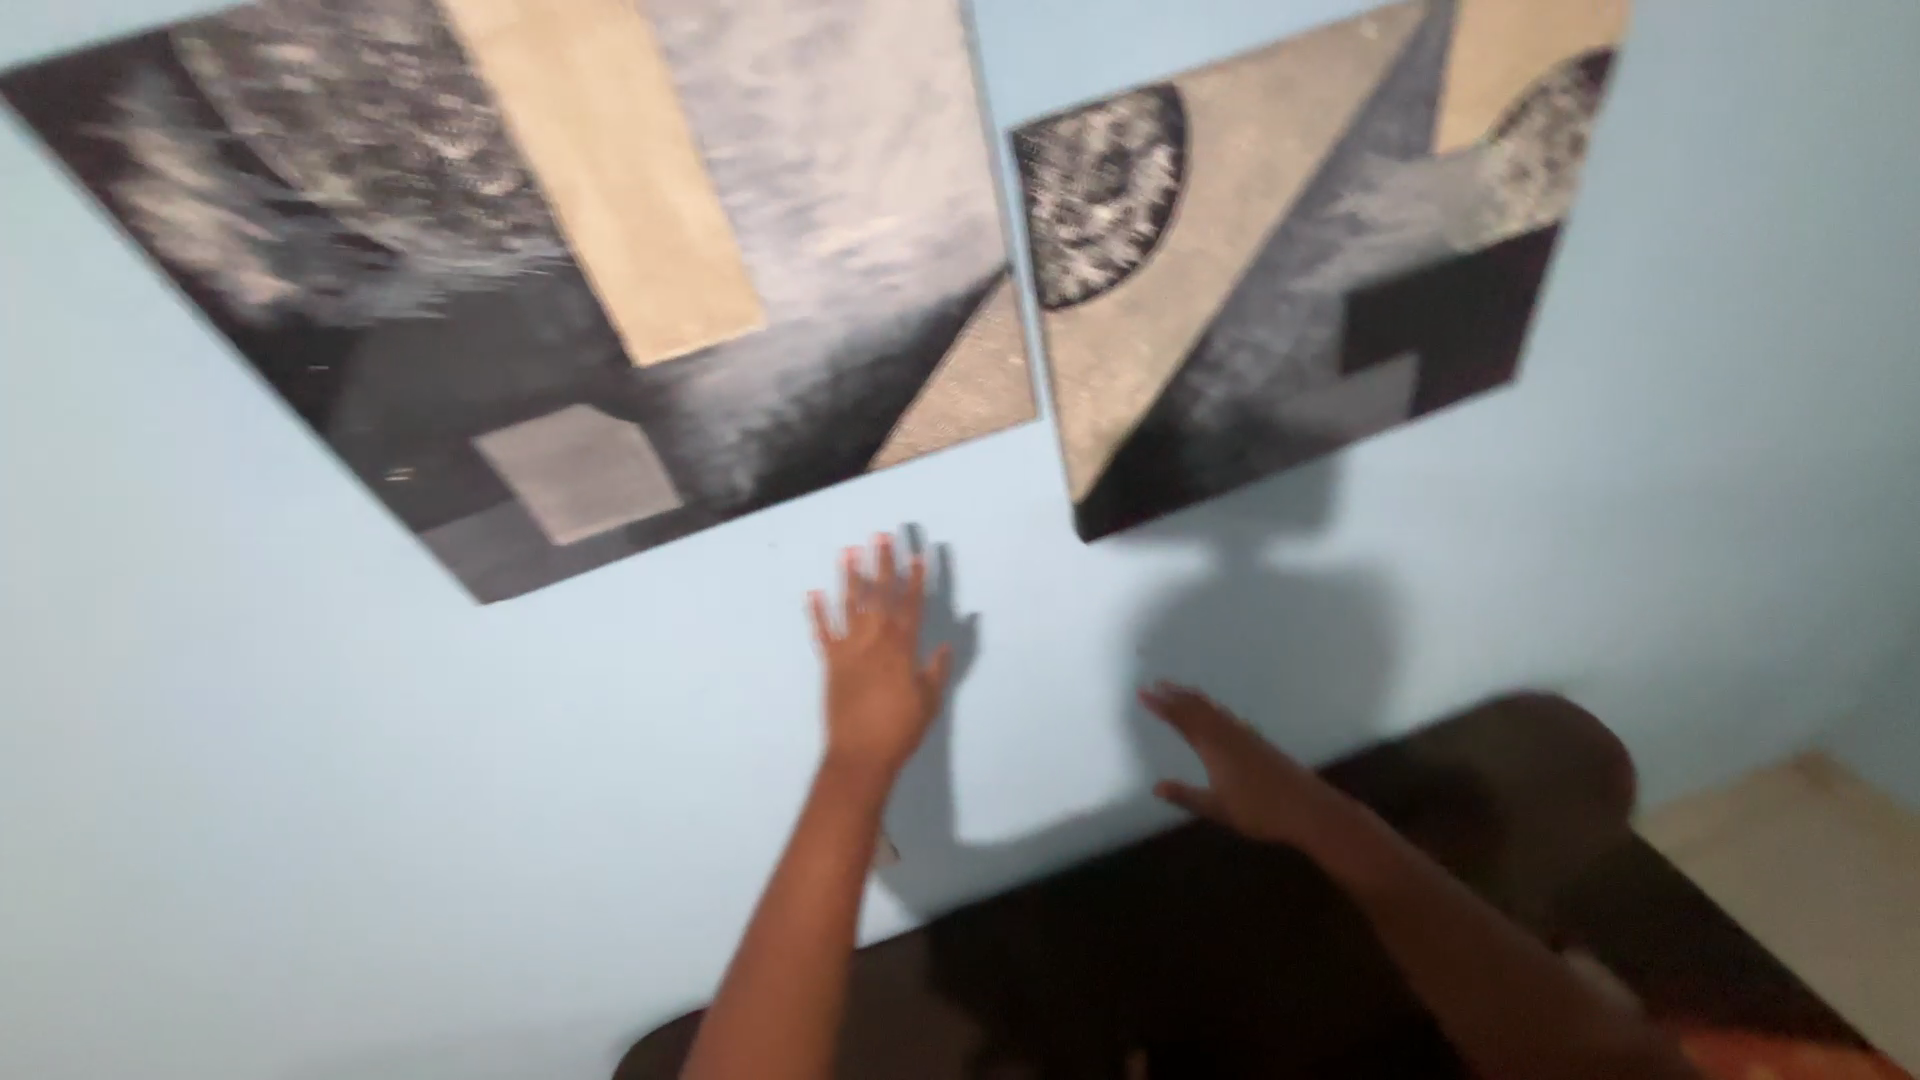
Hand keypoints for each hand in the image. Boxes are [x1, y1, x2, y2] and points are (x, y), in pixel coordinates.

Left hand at [809, 535, 953, 786]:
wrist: (860, 756)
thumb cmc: (900, 731)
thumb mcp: (930, 702)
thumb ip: (936, 671)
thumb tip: (946, 644)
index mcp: (902, 650)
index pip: (911, 606)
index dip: (916, 579)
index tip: (918, 554)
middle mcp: (874, 642)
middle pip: (880, 596)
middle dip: (883, 563)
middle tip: (882, 535)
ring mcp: (849, 651)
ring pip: (850, 606)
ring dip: (850, 577)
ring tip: (849, 549)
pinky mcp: (830, 664)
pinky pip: (822, 634)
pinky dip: (816, 613)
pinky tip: (812, 592)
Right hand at [1141, 682, 1366, 849]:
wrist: (1308, 808)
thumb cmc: (1260, 811)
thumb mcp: (1217, 808)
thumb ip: (1186, 796)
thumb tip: (1156, 787)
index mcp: (1214, 747)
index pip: (1181, 720)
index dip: (1161, 706)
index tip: (1143, 693)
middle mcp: (1227, 734)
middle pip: (1197, 708)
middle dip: (1175, 695)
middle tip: (1157, 683)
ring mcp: (1245, 735)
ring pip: (1213, 709)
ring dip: (1194, 698)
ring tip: (1180, 690)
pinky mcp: (1258, 741)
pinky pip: (1226, 715)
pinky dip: (1212, 708)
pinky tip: (1215, 712)